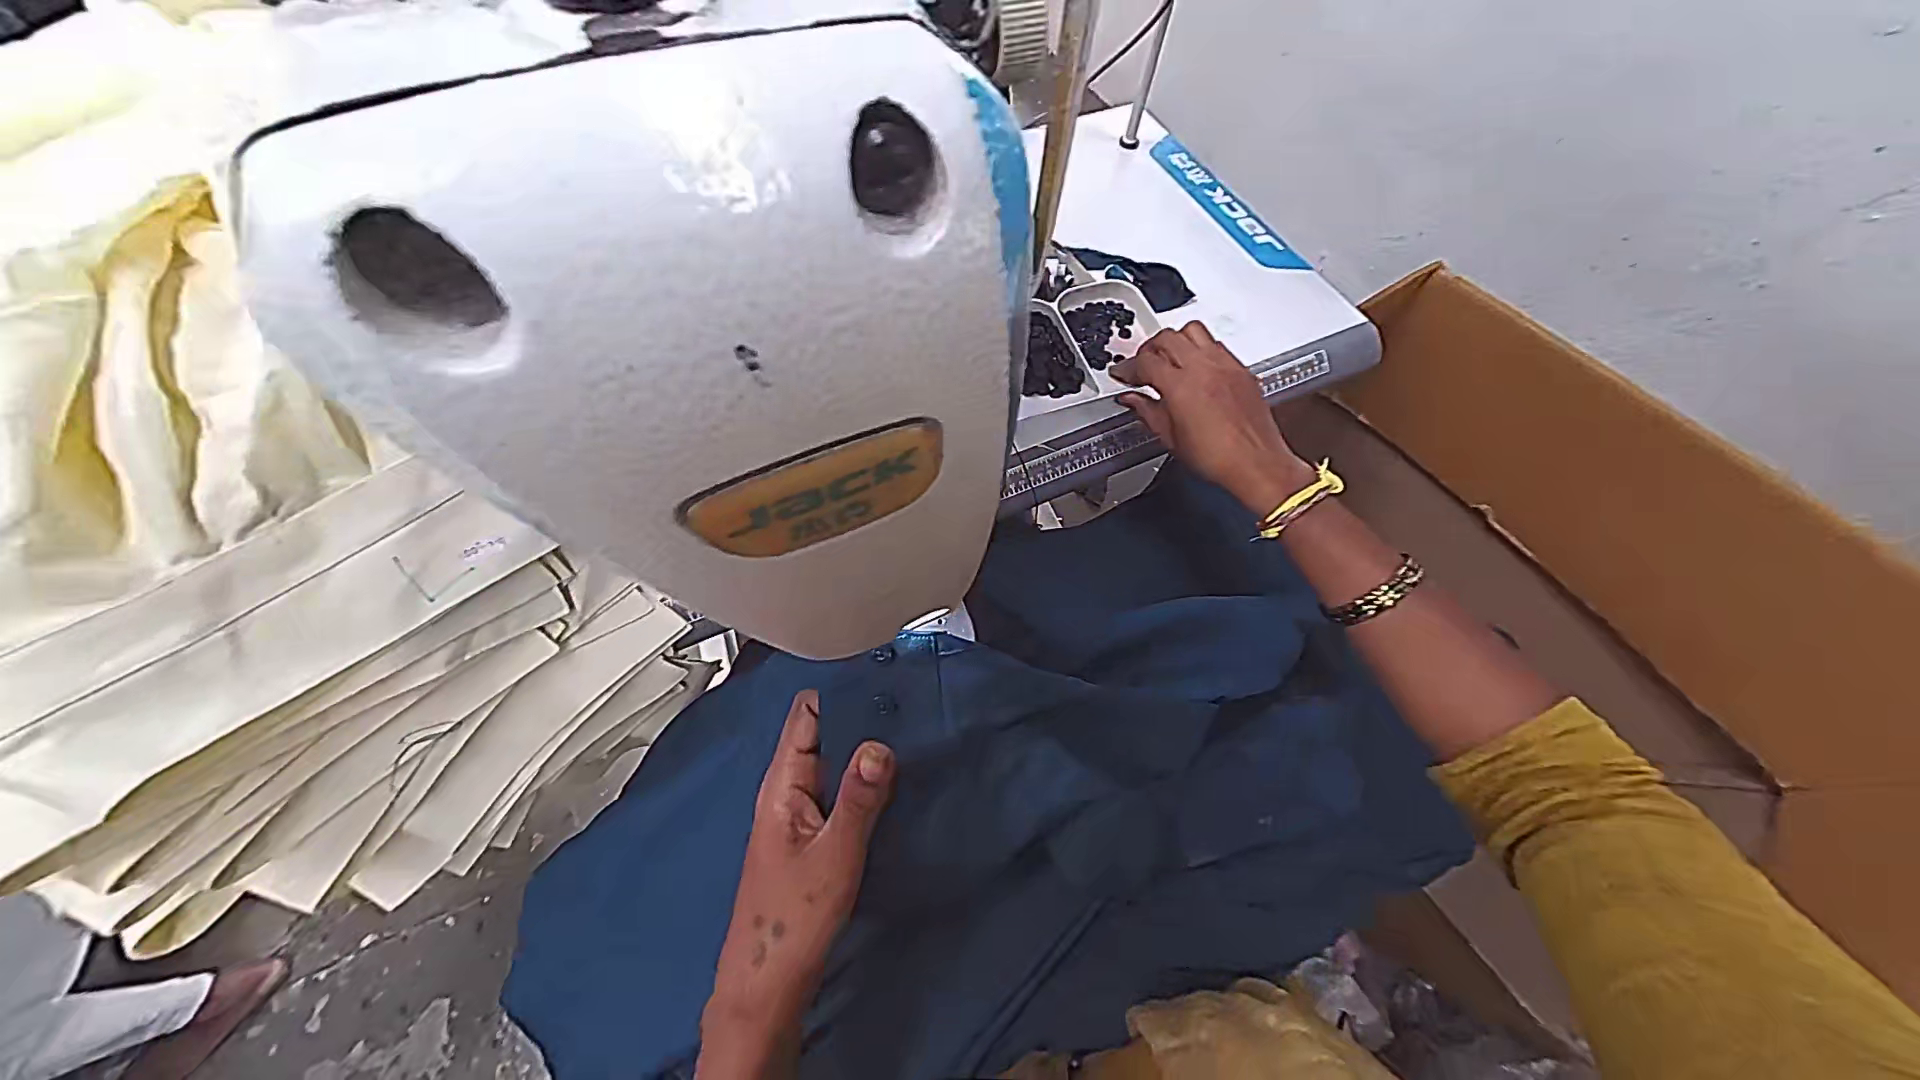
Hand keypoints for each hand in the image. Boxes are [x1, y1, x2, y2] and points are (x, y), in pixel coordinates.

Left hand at [697, 690, 894, 1078]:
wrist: (768, 985)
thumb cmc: (789, 924)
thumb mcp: (834, 855)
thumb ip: (859, 798)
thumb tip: (879, 745)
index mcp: (782, 786)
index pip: (806, 716)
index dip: (836, 691)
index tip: (873, 675)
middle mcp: (788, 792)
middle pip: (822, 735)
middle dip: (857, 717)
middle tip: (900, 702)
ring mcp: (800, 814)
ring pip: (834, 763)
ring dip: (862, 749)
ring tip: (901, 733)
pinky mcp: (812, 835)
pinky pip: (840, 790)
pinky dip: (863, 779)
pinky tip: (889, 781)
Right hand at [1113, 322, 1315, 513]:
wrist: (1255, 463)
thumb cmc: (1218, 458)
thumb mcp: (1170, 438)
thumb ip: (1147, 412)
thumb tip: (1133, 399)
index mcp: (1181, 386)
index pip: (1145, 362)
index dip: (1128, 367)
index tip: (1122, 373)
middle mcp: (1204, 369)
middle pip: (1167, 337)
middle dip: (1148, 349)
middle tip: (1141, 364)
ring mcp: (1225, 365)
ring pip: (1193, 331)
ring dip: (1175, 340)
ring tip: (1167, 357)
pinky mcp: (1241, 369)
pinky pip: (1215, 344)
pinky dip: (1199, 348)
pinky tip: (1194, 365)